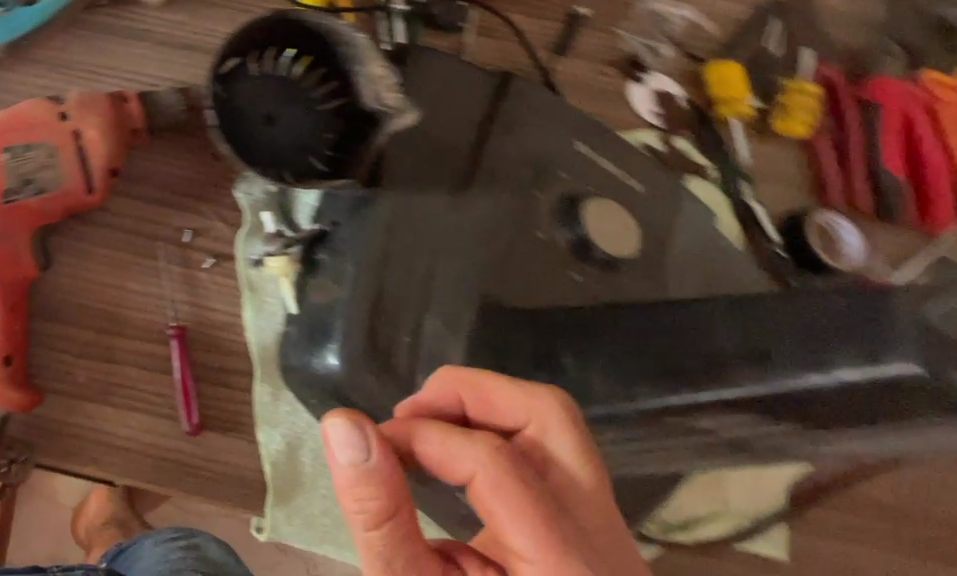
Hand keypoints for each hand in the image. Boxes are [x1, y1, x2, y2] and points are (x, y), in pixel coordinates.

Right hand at [321, 366, 649, 575]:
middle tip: (404, 424)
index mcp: (568, 570)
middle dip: (462, 398)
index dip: (419, 436)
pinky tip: (448, 466)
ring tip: (420, 436)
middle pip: (546, 416)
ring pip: (552, 426)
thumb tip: (343, 422)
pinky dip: (490, 437)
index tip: (368, 449)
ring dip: (477, 411)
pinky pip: (549, 454)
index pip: (494, 458)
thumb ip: (379, 514)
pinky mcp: (595, 536)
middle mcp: (610, 547)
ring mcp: (612, 540)